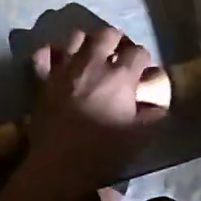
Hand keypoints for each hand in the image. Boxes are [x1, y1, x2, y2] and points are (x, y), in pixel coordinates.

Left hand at [23, 26, 164, 195]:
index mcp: (120, 77)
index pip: (139, 52)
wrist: (60, 165)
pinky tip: (59, 60)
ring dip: (87, 42)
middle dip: (117, 41)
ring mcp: (65, 68)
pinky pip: (43, 53)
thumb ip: (153, 116)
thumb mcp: (140, 137)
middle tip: (118, 56)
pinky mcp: (43, 79)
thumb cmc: (103, 152)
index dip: (144, 60)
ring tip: (91, 55)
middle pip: (108, 34)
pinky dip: (51, 53)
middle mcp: (93, 64)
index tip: (143, 71)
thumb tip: (158, 105)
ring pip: (76, 36)